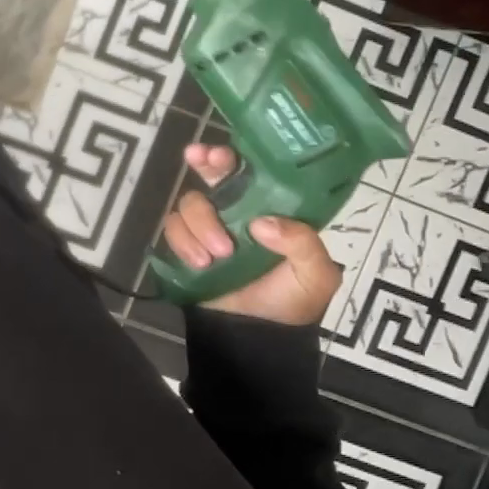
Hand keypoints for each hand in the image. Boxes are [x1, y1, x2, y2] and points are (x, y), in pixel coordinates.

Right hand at [162, 144, 342, 325]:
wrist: (256, 335)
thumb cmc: (291, 300)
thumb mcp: (315, 274)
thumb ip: (302, 243)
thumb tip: (261, 222)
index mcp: (268, 210)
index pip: (251, 172)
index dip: (234, 156)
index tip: (220, 153)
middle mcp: (235, 211)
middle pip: (212, 173)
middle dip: (204, 163)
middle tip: (199, 161)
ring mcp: (207, 226)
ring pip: (190, 202)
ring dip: (201, 224)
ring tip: (217, 255)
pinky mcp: (185, 243)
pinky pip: (173, 228)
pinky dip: (184, 242)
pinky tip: (200, 263)